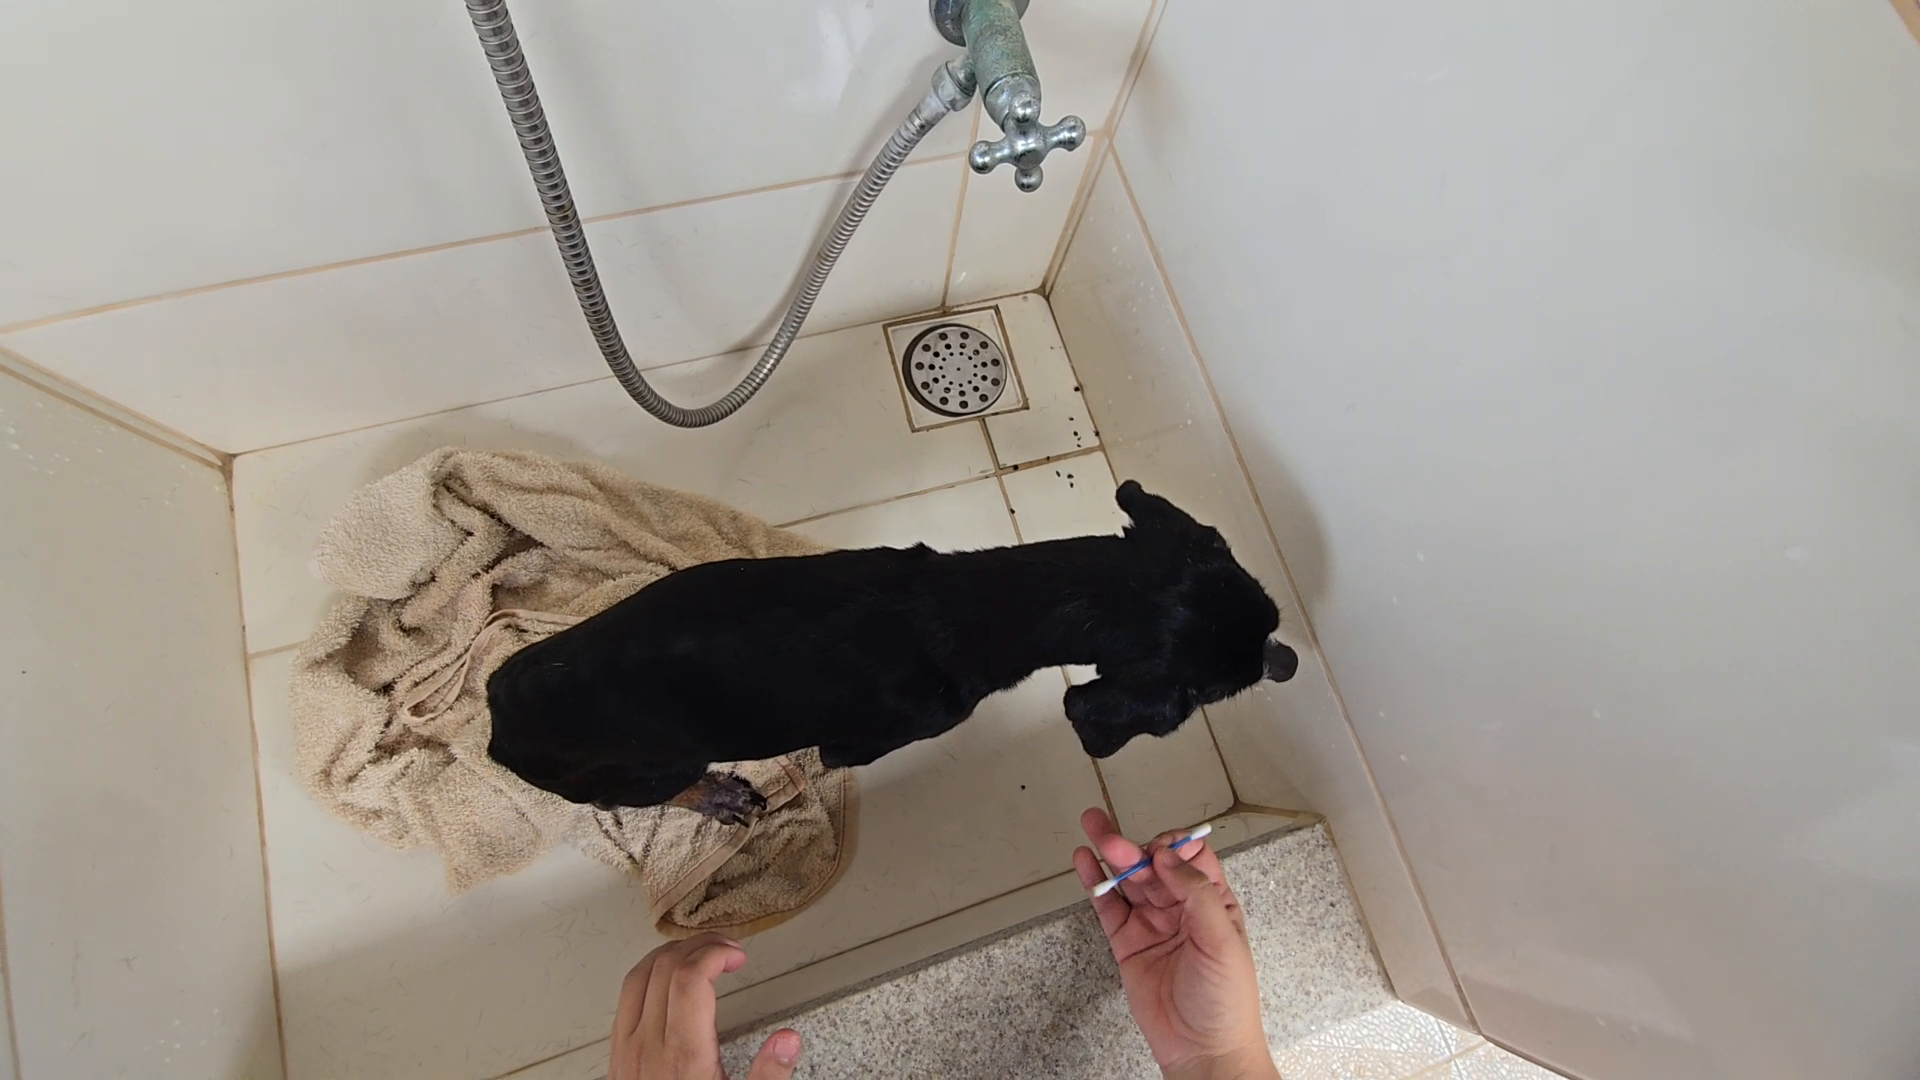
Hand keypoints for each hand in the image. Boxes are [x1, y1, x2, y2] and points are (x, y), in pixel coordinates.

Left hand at [609, 933, 801, 1079]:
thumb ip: (769, 1077)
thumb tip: (788, 1039)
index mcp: (683, 1057)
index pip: (689, 977)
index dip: (715, 952)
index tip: (737, 957)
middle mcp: (648, 1048)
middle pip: (665, 967)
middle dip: (700, 946)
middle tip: (727, 951)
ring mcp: (627, 1052)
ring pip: (639, 976)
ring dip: (672, 954)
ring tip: (701, 955)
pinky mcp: (617, 1058)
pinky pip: (626, 997)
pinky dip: (652, 973)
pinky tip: (672, 980)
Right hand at [1074, 808, 1276, 1079]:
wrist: (1203, 1053)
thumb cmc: (1227, 1000)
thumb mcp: (1223, 941)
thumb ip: (1196, 893)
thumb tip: (1167, 856)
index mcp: (1210, 901)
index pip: (1189, 857)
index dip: (1172, 846)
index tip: (1157, 848)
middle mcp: (1178, 906)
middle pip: (1152, 864)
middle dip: (1131, 848)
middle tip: (1110, 838)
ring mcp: (1150, 922)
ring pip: (1127, 879)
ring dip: (1110, 854)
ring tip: (1092, 829)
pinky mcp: (1126, 941)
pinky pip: (1108, 905)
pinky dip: (1095, 881)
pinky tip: (1084, 861)